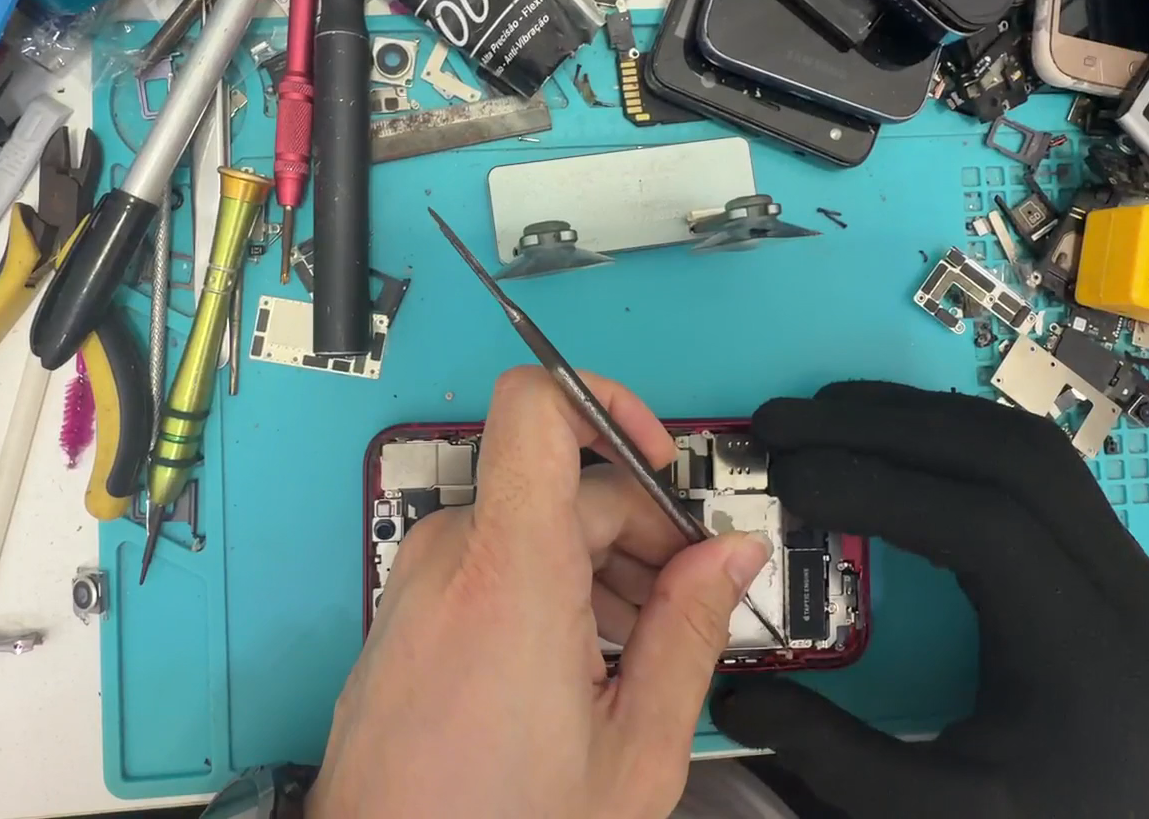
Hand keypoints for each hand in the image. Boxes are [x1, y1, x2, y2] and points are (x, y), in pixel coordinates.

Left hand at [309, 367, 771, 818]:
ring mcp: (428, 571)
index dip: (605, 401)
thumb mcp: (631, 747)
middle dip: (638, 524)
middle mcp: (457, 549)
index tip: (656, 458)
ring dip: (600, 558)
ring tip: (639, 642)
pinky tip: (584, 651)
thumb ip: (691, 629)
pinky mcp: (416, 596)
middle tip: (683, 595)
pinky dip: (553, 577)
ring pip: (536, 520)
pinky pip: (499, 552)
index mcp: (510, 565)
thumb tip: (732, 552)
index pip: (537, 404)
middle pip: (564, 481)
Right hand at [713, 381, 1148, 818]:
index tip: (787, 478)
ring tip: (825, 411)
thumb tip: (735, 694)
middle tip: (784, 423)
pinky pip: (1032, 463)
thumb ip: (837, 757)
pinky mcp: (1114, 554)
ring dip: (915, 415)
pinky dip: (950, 432)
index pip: (984, 528)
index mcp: (1093, 661)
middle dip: (882, 425)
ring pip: (1023, 444)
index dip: (875, 487)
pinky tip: (891, 437)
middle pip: (1006, 459)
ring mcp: (1132, 563)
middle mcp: (1131, 592)